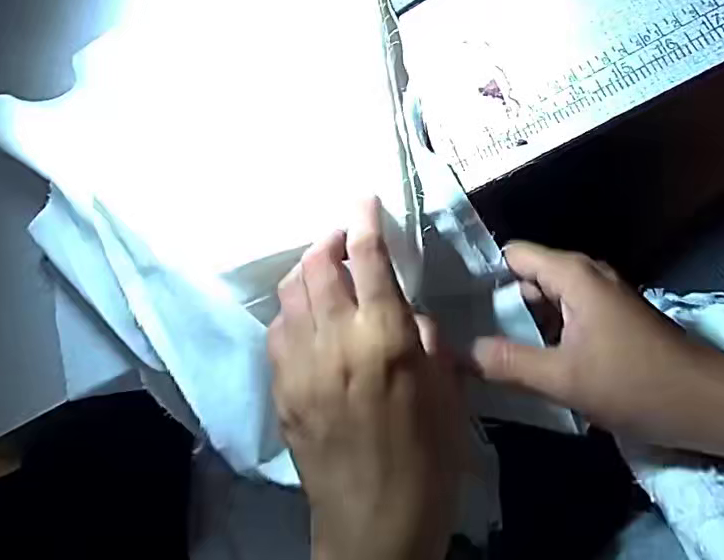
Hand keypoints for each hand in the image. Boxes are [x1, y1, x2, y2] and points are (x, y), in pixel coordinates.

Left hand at [268, 200, 466, 559]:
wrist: (375, 525)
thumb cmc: (427, 458)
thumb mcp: (447, 392)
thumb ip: (426, 337)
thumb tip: (406, 308)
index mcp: (384, 336)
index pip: (368, 258)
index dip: (364, 219)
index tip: (363, 198)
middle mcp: (336, 339)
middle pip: (317, 264)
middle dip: (329, 240)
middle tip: (343, 242)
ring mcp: (301, 362)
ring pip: (290, 290)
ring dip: (306, 271)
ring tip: (323, 275)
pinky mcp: (281, 386)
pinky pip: (277, 329)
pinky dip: (291, 311)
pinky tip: (306, 320)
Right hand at [471, 241, 723, 447]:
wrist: (711, 404)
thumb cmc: (637, 382)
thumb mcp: (566, 379)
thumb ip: (510, 363)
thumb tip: (461, 351)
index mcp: (570, 272)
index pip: (511, 254)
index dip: (482, 275)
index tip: (456, 302)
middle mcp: (583, 272)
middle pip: (526, 275)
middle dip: (499, 304)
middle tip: (467, 333)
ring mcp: (600, 294)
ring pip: (546, 298)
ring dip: (524, 323)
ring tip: (491, 350)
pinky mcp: (611, 316)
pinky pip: (566, 313)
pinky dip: (547, 332)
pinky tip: (532, 362)